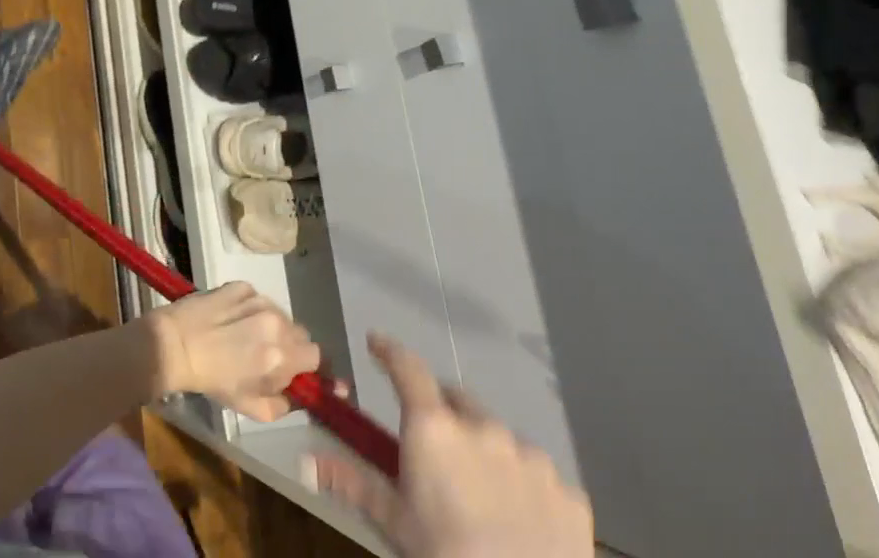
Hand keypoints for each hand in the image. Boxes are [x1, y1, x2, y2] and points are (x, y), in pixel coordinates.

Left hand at [146, 281, 317, 421]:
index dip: (306, 364)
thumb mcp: (250, 407)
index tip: (295, 368)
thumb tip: (296, 396)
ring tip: (244, 333)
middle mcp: (275, 324)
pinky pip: (256, 297)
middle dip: (289, 344)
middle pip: (299, 333)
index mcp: (281, 356)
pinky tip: (231, 316)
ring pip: (279, 313)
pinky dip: (249, 306)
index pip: (316, 356)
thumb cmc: (210, 380)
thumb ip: (283, 405)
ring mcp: (256, 300)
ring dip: (270, 324)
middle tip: (266, 353)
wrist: (172, 345)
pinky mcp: (238, 286)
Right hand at [309, 334, 593, 557]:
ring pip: (499, 438)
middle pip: (456, 401)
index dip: (390, 351)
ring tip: (474, 489)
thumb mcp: (391, 520)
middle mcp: (485, 430)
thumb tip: (307, 461)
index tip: (377, 343)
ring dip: (481, 448)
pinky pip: (537, 474)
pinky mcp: (571, 493)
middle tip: (428, 444)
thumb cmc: (443, 552)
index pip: (408, 369)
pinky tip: (515, 516)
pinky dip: (520, 482)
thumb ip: (352, 481)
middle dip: (439, 410)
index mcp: (433, 429)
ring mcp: (533, 460)